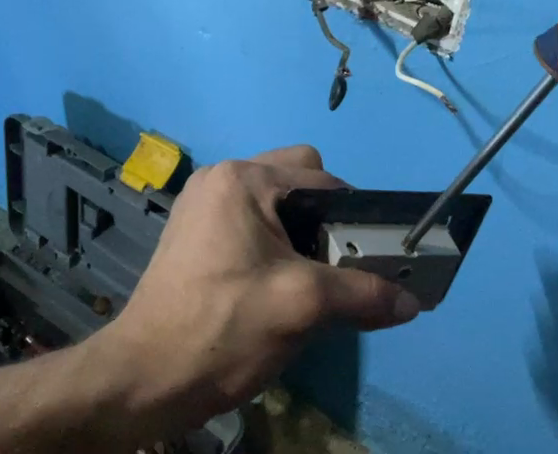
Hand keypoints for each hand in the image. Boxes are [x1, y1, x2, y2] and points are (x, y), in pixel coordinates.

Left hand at [84, 146, 421, 437]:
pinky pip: (249, 220)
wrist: (144, 379)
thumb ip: (363, 294)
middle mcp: (220, 177)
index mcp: (243, 179)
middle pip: (296, 181)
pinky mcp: (193, 232)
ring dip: (298, 233)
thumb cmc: (224, 329)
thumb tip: (413, 302)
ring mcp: (201, 203)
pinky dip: (272, 243)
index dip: (352, 215)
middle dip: (324, 218)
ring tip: (306, 278)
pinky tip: (273, 285)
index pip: (322, 178)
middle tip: (330, 264)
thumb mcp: (303, 307)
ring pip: (273, 203)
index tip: (367, 255)